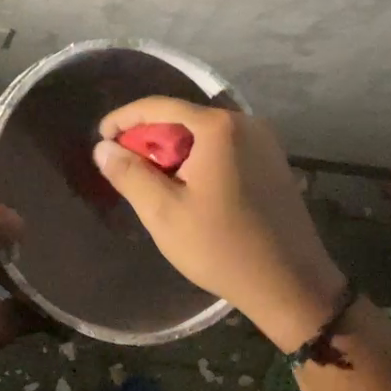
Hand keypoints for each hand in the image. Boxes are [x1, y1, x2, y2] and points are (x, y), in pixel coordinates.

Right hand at [93, 97, 344, 349]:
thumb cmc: (220, 246)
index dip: (124, 119)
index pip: (159, 107)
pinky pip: (224, 149)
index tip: (101, 139)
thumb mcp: (163, 212)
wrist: (290, 284)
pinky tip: (187, 188)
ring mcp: (265, 142)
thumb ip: (129, 173)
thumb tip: (103, 148)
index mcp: (218, 128)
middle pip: (183, 118)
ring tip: (152, 182)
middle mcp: (245, 124)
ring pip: (203, 135)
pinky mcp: (273, 163)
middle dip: (149, 138)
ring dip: (173, 151)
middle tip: (125, 168)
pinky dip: (198, 159)